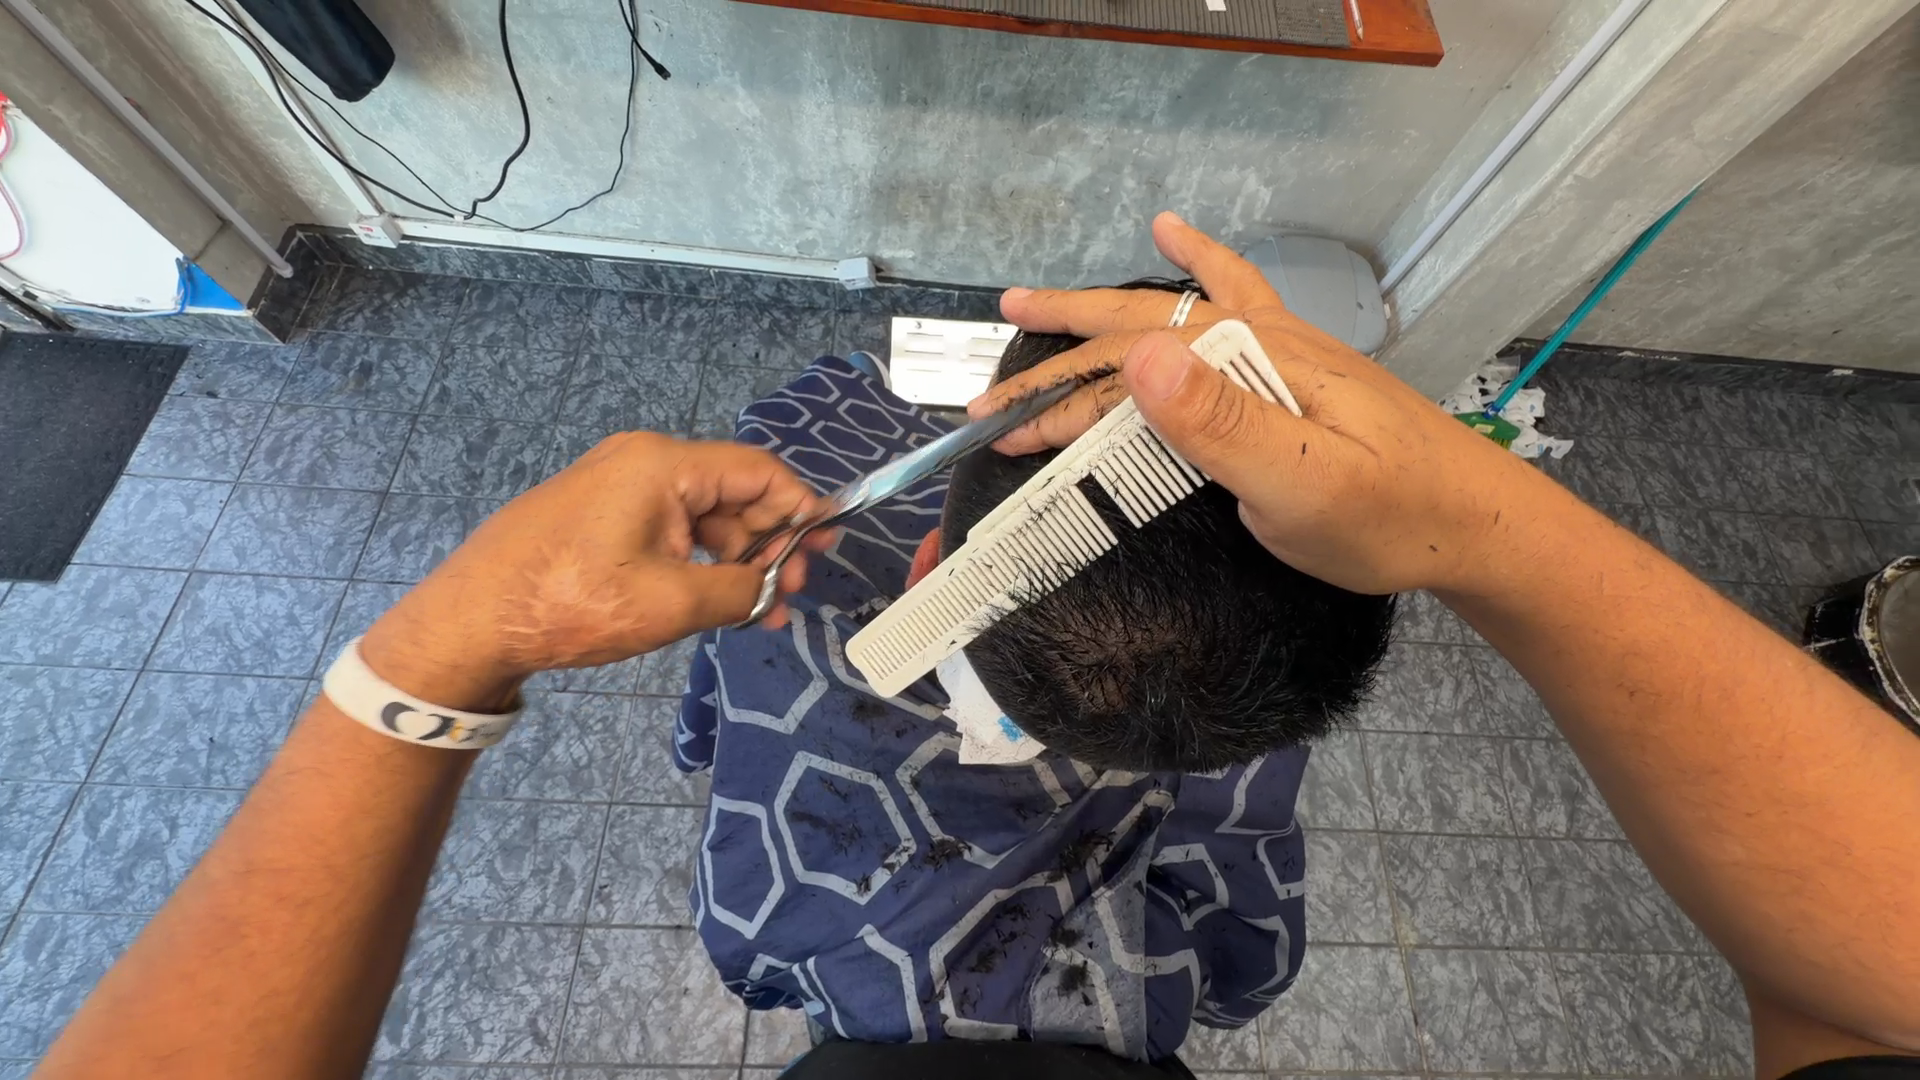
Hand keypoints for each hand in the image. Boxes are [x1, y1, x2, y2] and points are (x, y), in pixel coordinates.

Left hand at [359, 434, 830, 708]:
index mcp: (662, 465)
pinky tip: (719, 602)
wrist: (466, 624)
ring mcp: (623, 489)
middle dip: (770, 545)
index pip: (757, 471)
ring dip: (738, 563)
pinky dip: (703, 565)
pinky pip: (674, 532)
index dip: (800, 507)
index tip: (826, 544)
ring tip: (759, 613)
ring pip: (706, 519)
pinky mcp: (608, 516)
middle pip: (733, 495)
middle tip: (789, 593)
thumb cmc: (571, 604)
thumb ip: (740, 589)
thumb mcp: (670, 603)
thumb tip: (773, 588)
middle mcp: (645, 463)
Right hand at [971, 212, 1546, 595]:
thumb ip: (1222, 422)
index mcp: (1243, 362)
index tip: (997, 433)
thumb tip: (1140, 357)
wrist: (1473, 523)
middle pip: (1129, 338)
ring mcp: (1270, 346)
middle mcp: (1249, 340)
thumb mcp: (1301, 483)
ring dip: (1092, 318)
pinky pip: (1231, 294)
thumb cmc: (1386, 517)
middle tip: (985, 390)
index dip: (1051, 403)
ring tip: (1034, 307)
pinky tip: (1173, 231)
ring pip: (1161, 321)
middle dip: (1051, 362)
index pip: (1122, 375)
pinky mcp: (1285, 366)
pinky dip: (1198, 259)